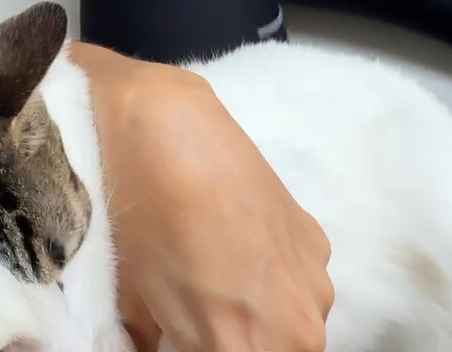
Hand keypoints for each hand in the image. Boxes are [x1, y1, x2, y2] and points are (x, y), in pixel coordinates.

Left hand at [73, 44, 333, 351]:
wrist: (165, 122)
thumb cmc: (142, 209)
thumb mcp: (135, 298)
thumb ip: (153, 341)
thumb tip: (155, 345)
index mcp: (245, 351)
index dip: (193, 347)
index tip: (179, 333)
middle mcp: (295, 329)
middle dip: (232, 339)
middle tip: (195, 313)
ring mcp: (313, 280)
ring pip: (290, 324)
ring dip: (258, 313)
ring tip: (213, 271)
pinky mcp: (316, 239)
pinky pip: (298, 279)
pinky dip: (272, 272)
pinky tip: (233, 237)